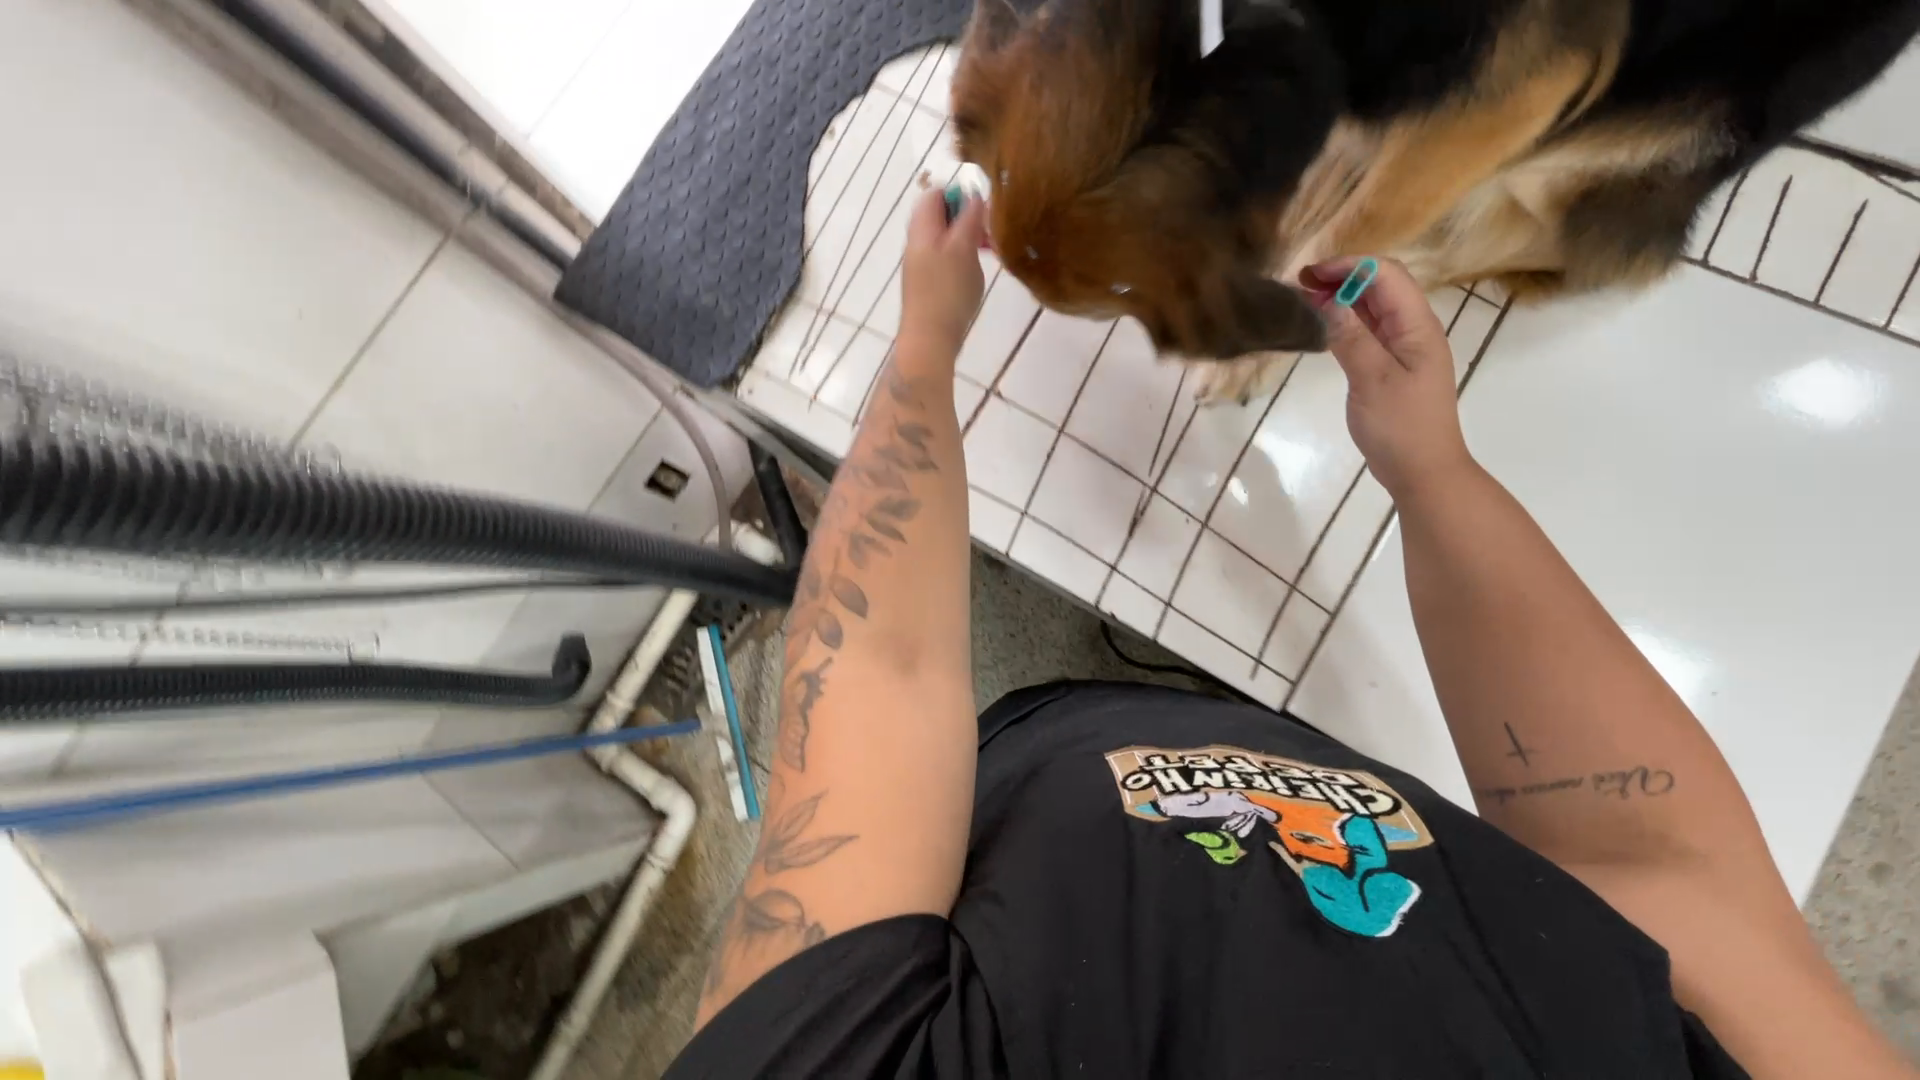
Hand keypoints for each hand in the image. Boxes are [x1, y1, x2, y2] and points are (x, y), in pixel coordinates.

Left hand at [898, 188, 987, 358]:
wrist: (929, 340)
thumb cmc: (947, 292)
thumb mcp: (963, 249)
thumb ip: (968, 219)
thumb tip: (973, 196)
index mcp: (922, 229)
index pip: (936, 194)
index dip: (960, 195)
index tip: (982, 210)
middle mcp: (917, 243)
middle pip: (941, 217)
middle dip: (967, 220)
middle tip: (989, 234)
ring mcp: (921, 266)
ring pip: (946, 240)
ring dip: (968, 241)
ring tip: (987, 253)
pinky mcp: (928, 286)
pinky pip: (946, 261)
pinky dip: (963, 260)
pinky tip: (975, 274)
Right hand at [1300, 257, 1475, 499]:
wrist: (1422, 471)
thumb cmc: (1401, 426)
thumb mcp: (1372, 379)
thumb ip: (1350, 336)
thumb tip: (1324, 300)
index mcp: (1418, 326)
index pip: (1385, 274)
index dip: (1348, 266)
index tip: (1308, 275)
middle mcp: (1413, 329)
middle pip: (1380, 286)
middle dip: (1342, 278)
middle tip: (1299, 285)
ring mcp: (1403, 349)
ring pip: (1372, 309)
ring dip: (1341, 298)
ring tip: (1304, 301)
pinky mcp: (1389, 367)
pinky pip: (1367, 332)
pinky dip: (1344, 322)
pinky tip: (1322, 328)